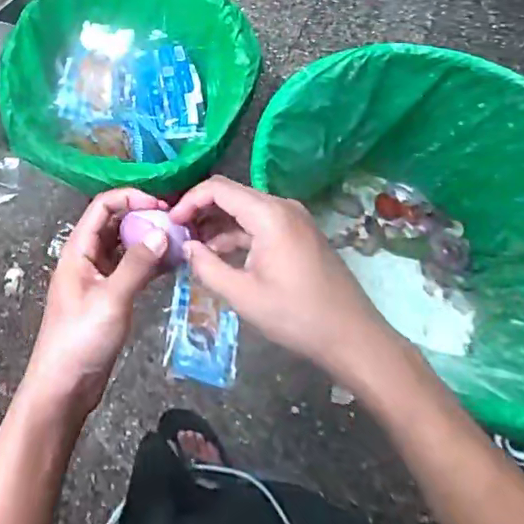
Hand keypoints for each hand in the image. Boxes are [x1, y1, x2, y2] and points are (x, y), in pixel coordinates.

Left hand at [21, 188, 168, 415]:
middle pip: (116, 223)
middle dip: (144, 216)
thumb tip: (163, 231)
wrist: (63, 390)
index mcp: (78, 250)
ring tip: (180, 238)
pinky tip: (173, 263)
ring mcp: (99, 278)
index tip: (161, 204)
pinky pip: (132, 268)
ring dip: (149, 239)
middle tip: (176, 220)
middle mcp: (87, 258)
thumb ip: (137, 264)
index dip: (130, 197)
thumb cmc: (80, 340)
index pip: (103, 207)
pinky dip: (150, 262)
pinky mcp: (110, 296)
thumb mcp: (111, 299)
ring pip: (126, 246)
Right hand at [168, 176, 399, 381]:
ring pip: (246, 208)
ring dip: (219, 223)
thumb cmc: (296, 316)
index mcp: (269, 214)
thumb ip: (208, 267)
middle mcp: (282, 206)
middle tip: (177, 233)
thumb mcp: (243, 295)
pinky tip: (221, 254)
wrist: (352, 335)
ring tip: (193, 247)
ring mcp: (294, 218)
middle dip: (202, 211)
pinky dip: (239, 233)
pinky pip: (262, 222)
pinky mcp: (299, 232)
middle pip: (232, 194)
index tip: (170, 222)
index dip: (190, 200)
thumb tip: (186, 246)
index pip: (219, 188)